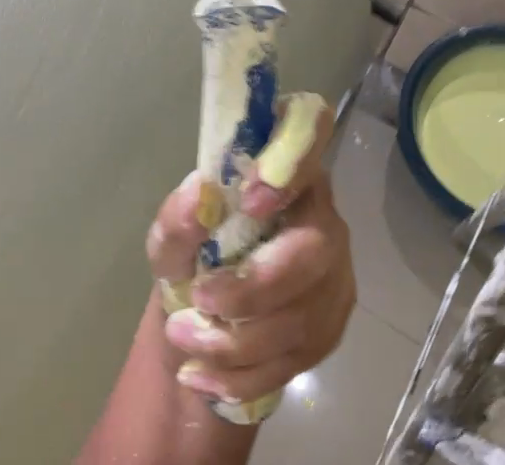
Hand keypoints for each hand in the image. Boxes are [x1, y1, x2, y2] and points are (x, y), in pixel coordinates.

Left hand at [144, 97, 355, 405]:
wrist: (203, 321)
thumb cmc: (194, 257)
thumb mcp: (170, 240)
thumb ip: (177, 218)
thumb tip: (197, 196)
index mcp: (284, 171)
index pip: (311, 129)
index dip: (292, 159)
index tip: (251, 199)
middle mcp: (321, 215)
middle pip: (313, 248)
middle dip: (253, 286)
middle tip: (198, 299)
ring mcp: (334, 276)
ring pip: (303, 315)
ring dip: (236, 340)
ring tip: (182, 339)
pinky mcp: (330, 328)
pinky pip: (295, 359)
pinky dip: (243, 374)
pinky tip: (202, 375)